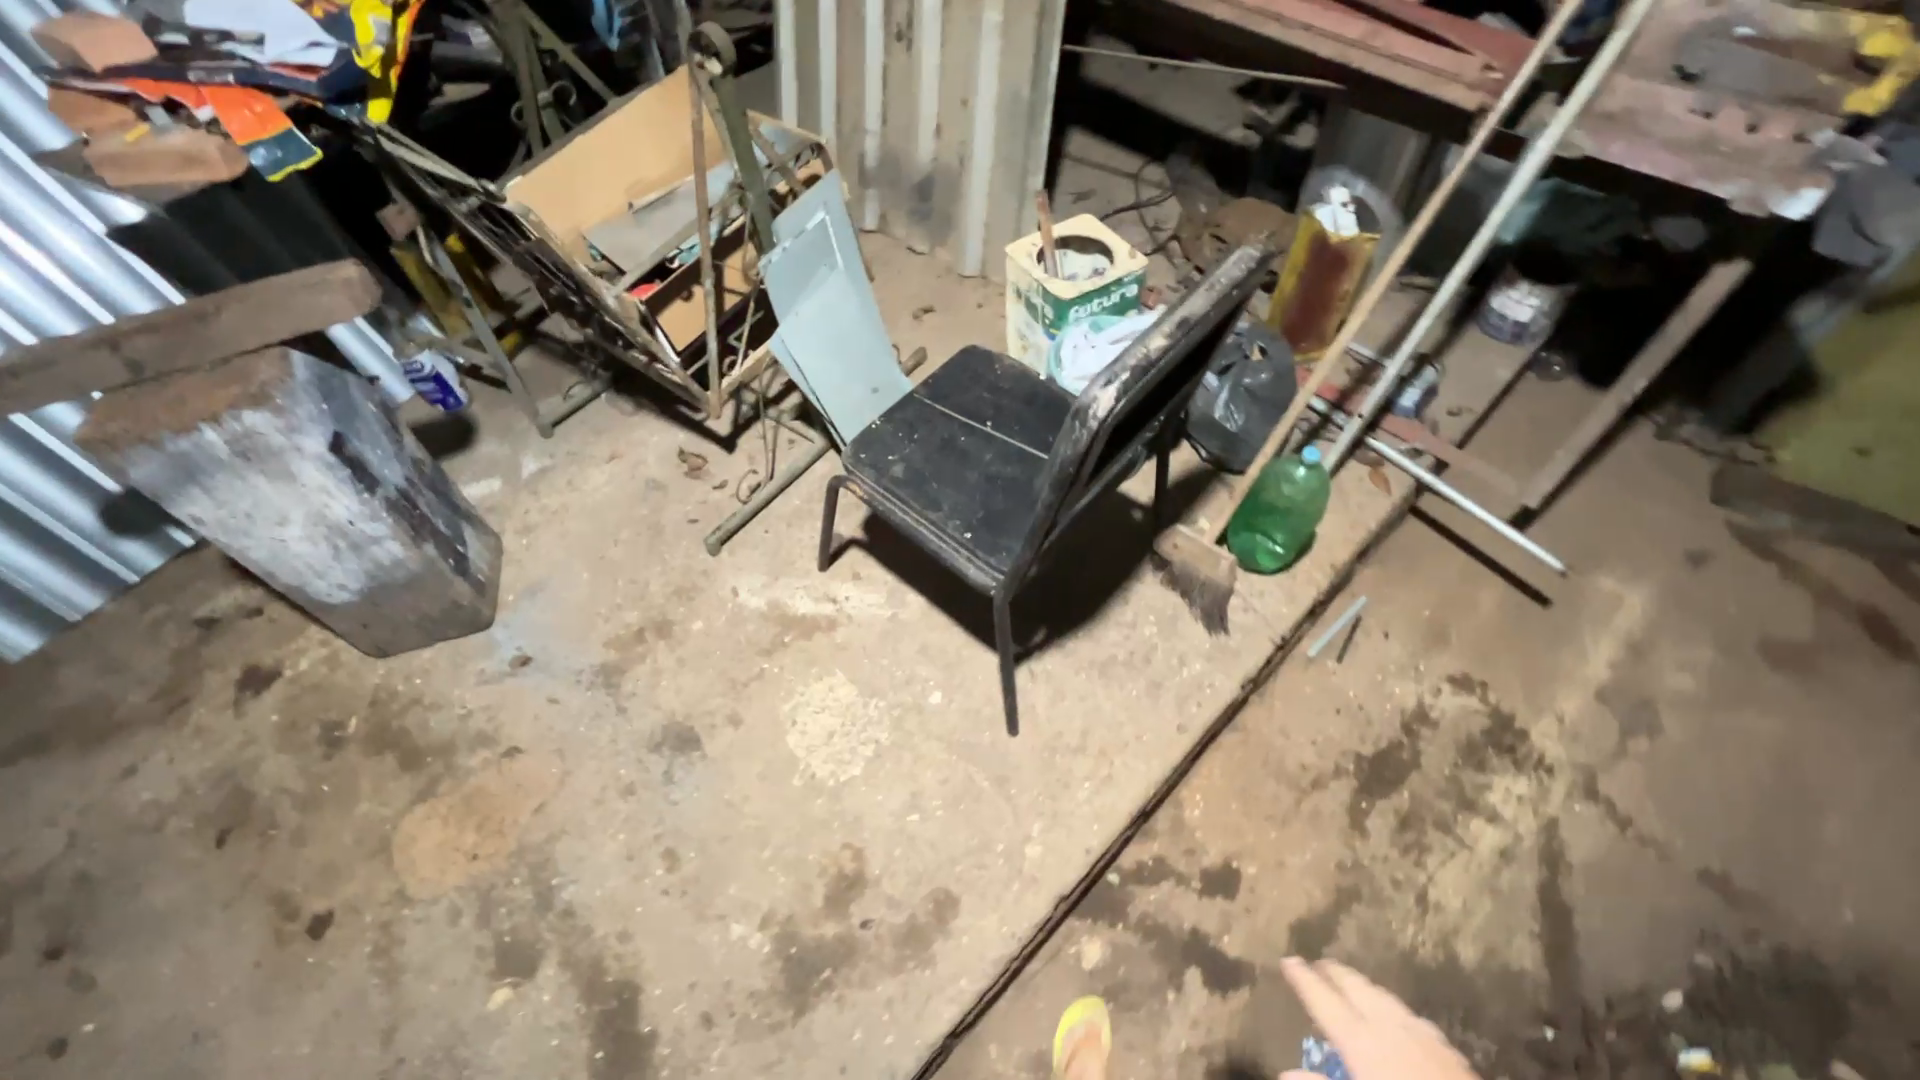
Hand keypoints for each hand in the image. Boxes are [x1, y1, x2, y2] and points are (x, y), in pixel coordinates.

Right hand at [1280, 957, 1481, 1079]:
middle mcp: (1389, 1030)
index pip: (1325, 1002)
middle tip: (1320, 963)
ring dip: (1365, 988)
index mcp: (1361, 1042)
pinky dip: (1396, 1010)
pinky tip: (1403, 1020)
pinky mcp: (1449, 1052)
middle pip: (1357, 991)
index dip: (1305, 981)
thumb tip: (1285, 1072)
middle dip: (1337, 974)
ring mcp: (1422, 1038)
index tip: (1289, 958)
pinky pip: (1413, 1019)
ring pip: (1386, 1000)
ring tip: (1354, 984)